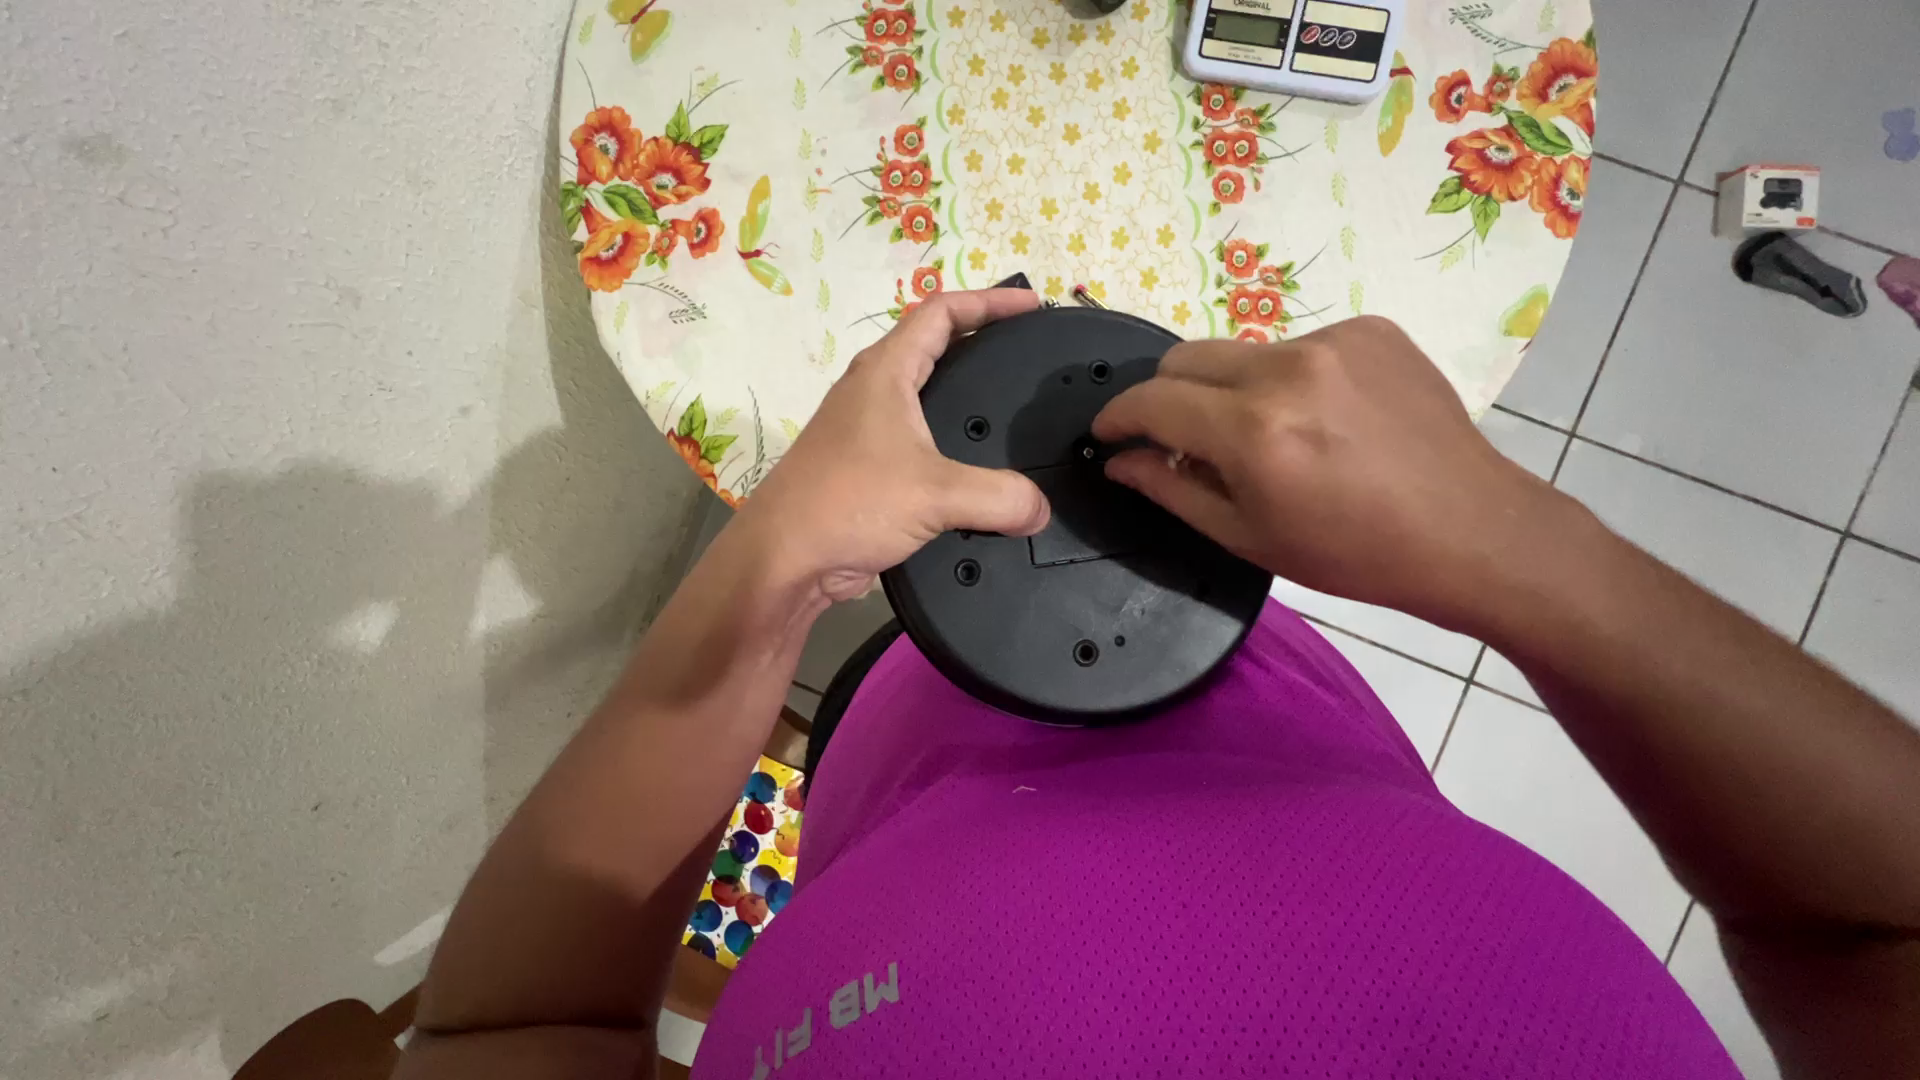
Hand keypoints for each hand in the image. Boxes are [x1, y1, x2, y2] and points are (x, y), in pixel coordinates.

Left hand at [733, 289, 1051, 602]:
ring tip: (1013, 414)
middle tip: (1029, 358)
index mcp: (885, 372)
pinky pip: (923, 446)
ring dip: (966, 400)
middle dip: (983, 345)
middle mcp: (875, 392)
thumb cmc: (849, 503)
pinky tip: (982, 471)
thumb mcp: (936, 494)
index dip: (989, 301)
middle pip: (935, 349)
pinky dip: (955, 447)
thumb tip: (1040, 510)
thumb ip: (999, 497)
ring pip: (928, 400)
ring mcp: (869, 431)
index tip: (1033, 307)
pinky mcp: (870, 470)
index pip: (941, 312)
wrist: (786, 559)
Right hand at [1091, 315, 1566, 630]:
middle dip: (1164, 395)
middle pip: (1185, 357)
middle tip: (1177, 439)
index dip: (1117, 416)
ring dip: (1227, 388)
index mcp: (1253, 431)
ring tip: (1263, 435)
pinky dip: (1282, 379)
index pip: (1153, 400)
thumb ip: (1169, 490)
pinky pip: (1294, 345)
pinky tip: (1317, 418)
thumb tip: (1119, 460)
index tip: (1107, 433)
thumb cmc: (1350, 552)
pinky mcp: (1371, 329)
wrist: (1471, 531)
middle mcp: (1288, 369)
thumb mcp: (1245, 536)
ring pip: (1239, 351)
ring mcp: (1334, 341)